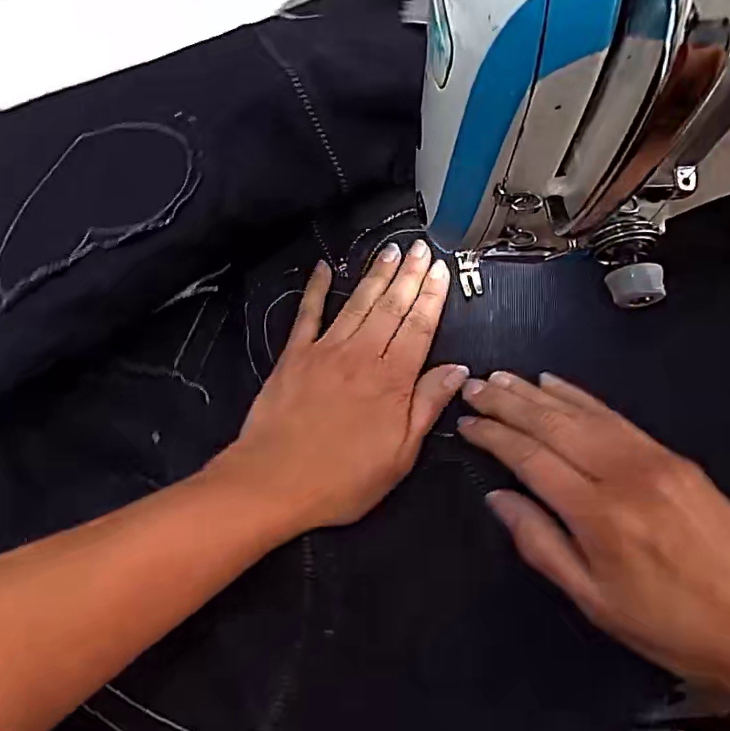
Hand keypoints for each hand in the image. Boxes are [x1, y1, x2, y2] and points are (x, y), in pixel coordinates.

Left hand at [218, 240, 465, 530]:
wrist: (272, 483)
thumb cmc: (342, 478)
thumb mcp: (400, 454)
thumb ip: (428, 405)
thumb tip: (457, 371)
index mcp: (392, 380)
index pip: (419, 326)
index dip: (432, 295)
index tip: (440, 270)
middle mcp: (362, 355)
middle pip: (392, 306)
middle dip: (409, 274)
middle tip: (420, 247)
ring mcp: (326, 350)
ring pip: (358, 303)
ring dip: (376, 274)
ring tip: (391, 250)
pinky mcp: (295, 355)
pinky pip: (308, 314)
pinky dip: (316, 289)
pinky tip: (324, 269)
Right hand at [458, 373, 729, 701]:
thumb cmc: (678, 626)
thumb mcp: (596, 602)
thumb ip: (541, 543)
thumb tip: (500, 499)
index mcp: (599, 514)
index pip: (530, 457)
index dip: (494, 436)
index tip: (468, 423)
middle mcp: (623, 472)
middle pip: (551, 423)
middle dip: (507, 401)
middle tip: (476, 386)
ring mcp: (650, 456)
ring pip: (580, 412)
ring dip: (537, 392)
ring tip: (504, 378)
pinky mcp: (670, 454)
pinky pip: (613, 415)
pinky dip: (579, 396)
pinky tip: (557, 385)